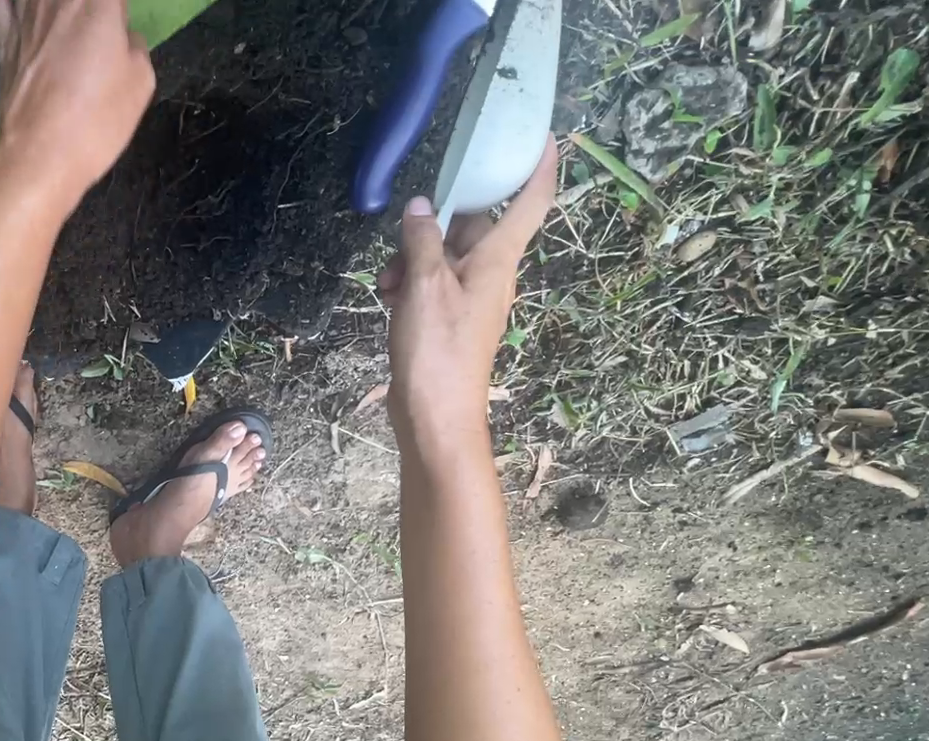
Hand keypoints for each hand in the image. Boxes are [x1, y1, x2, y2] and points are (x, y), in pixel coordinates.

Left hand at [0, 0, 155, 209]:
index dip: (116, 14)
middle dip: (88, 11)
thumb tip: (123, 39)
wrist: (40, 157)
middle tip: (94, 35)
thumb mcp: (141, 85)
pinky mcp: (2, 37)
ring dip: (52, 6)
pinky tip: (23, 10)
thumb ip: (135, 48)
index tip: (118, 32)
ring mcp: (25, 12)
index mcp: (98, 0)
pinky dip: (10, 0)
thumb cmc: (96, 123)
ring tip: (62, 23)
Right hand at [378, 138, 557, 453]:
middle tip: (398, 242)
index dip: (540, 167)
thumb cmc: (437, 349)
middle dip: (433, 227)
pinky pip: (432, 287)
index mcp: (498, 259)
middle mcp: (490, 274)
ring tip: (385, 284)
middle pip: (471, 228)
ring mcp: (468, 299)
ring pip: (443, 258)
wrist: (434, 415)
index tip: (543, 136)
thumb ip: (422, 242)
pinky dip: (410, 286)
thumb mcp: (424, 287)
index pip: (531, 201)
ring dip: (411, 261)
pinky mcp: (448, 321)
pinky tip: (388, 300)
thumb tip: (421, 207)